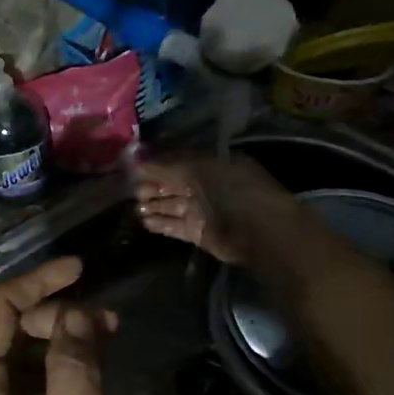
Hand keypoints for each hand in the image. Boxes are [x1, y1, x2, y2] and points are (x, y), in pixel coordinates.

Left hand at [0, 257, 116, 394]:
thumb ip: (76, 373)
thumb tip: (82, 316)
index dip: (39, 281)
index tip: (82, 267)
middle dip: (50, 316)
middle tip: (106, 325)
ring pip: (0, 361)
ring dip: (46, 345)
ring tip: (100, 344)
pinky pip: (0, 390)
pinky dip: (36, 377)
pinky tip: (74, 382)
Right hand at [134, 158, 306, 264]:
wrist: (261, 231)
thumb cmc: (233, 190)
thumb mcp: (199, 168)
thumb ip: (166, 166)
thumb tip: (138, 162)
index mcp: (211, 164)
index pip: (178, 161)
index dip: (157, 164)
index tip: (134, 168)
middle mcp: (207, 186)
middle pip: (173, 184)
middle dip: (152, 186)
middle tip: (132, 190)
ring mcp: (204, 211)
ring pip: (172, 205)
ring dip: (153, 205)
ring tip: (136, 207)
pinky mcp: (200, 233)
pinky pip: (175, 226)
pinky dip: (160, 224)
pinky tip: (144, 222)